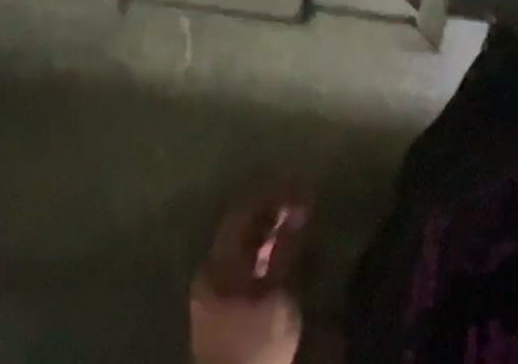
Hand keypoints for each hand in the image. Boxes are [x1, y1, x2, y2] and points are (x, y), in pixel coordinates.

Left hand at [190, 199, 307, 363]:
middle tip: (305, 191)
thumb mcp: (277, 295)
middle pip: (243, 226)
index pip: (242, 213)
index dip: (271, 192)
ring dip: (272, 224)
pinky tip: (286, 240)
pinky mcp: (228, 300)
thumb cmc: (257, 341)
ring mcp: (217, 286)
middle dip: (273, 206)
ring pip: (246, 242)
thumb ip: (286, 249)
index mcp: (217, 265)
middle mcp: (211, 270)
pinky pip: (247, 259)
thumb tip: (298, 208)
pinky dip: (267, 245)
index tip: (299, 177)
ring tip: (300, 210)